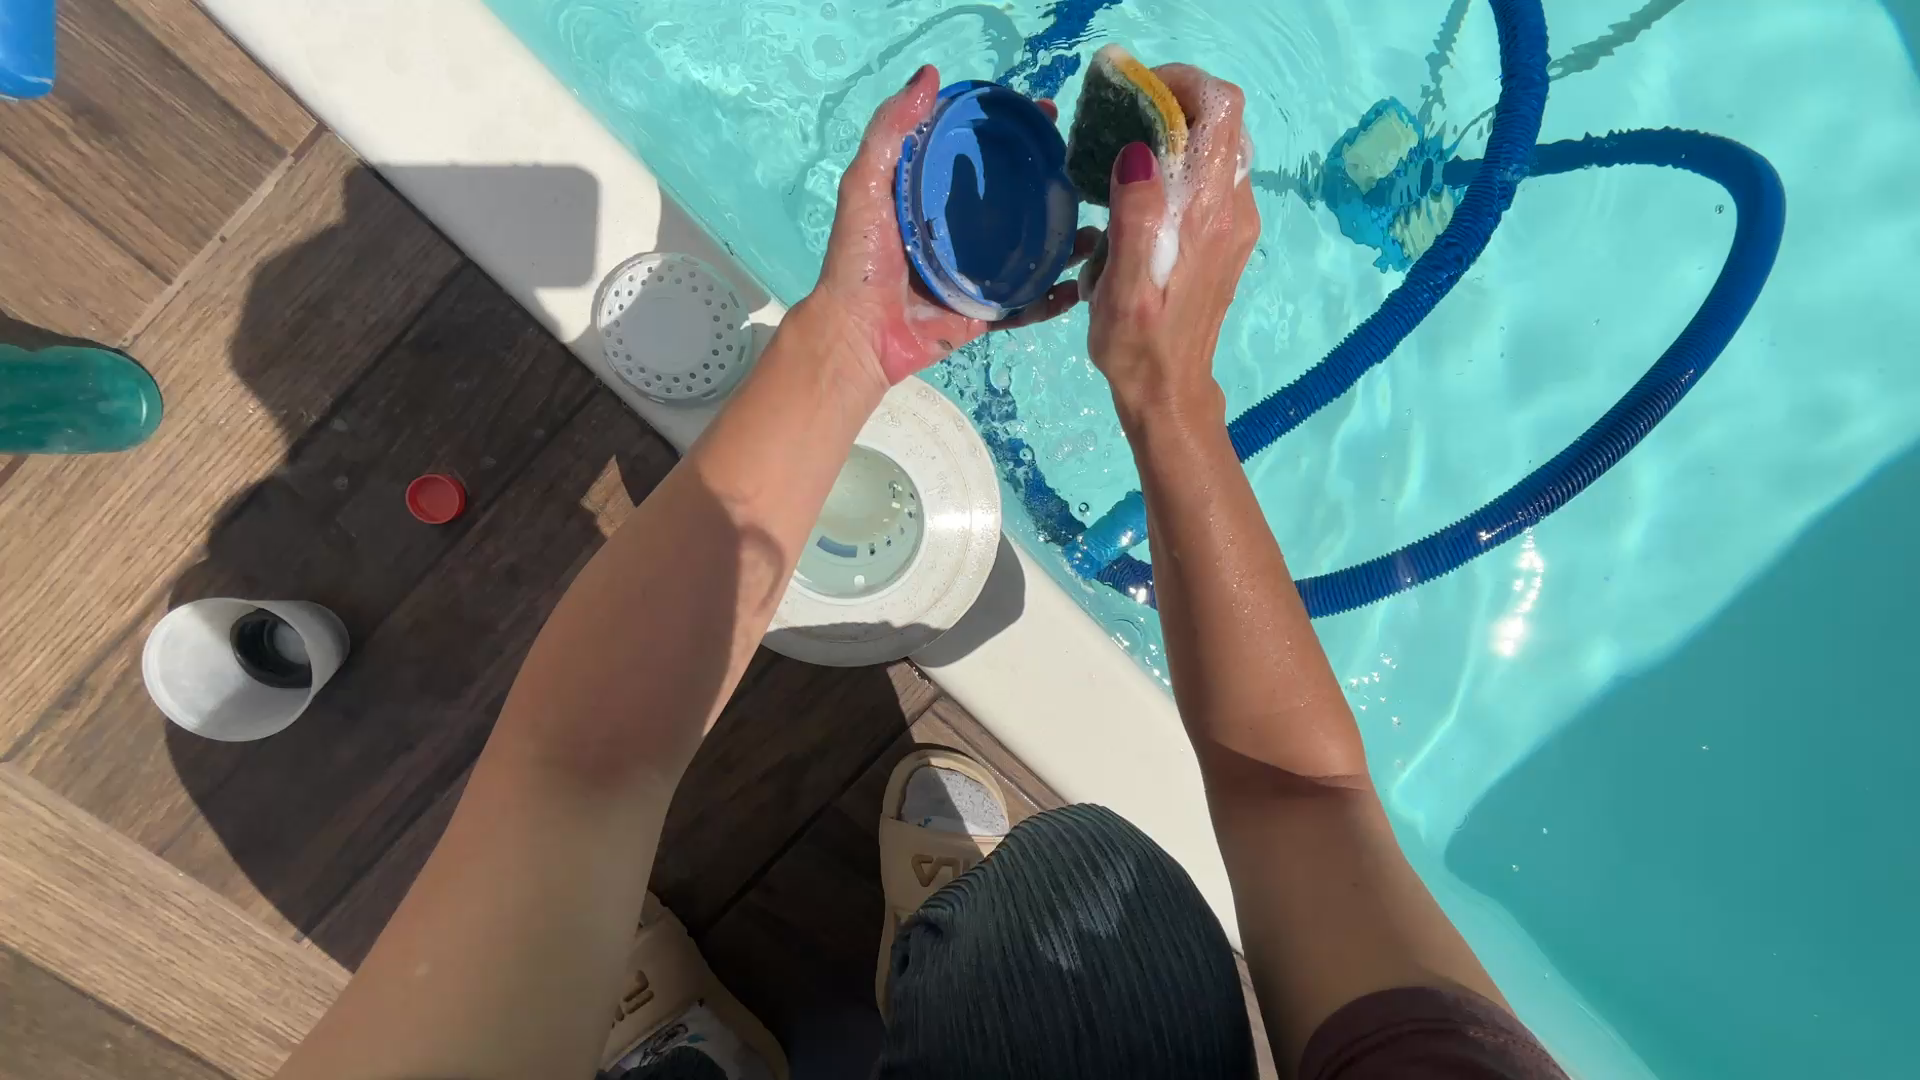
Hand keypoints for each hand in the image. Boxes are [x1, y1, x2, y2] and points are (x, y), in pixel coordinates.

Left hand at [799, 65, 1090, 386]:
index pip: (980, 159)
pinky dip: (1053, 299)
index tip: (1047, 117)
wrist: (859, 335)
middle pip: (1012, 203)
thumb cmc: (858, 260)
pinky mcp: (981, 315)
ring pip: (1028, 255)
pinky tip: (1081, 285)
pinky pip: (1024, 306)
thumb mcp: (865, 185)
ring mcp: (973, 277)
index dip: (1012, 135)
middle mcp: (957, 236)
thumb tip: (930, 75)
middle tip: (1081, 171)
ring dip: (1063, 243)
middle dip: (1050, 186)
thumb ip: (891, 131)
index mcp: (932, 202)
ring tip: (1095, 231)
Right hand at [1085, 64, 1259, 425]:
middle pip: (1220, 123)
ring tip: (1122, 163)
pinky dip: (1178, 170)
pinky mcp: (1226, 240)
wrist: (1168, 392)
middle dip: (1172, 108)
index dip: (1183, 83)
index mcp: (1211, 216)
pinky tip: (1140, 201)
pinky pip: (1210, 181)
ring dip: (1172, 140)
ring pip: (1215, 151)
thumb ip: (1135, 218)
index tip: (1136, 95)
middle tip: (1119, 126)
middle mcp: (1234, 211)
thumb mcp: (1125, 290)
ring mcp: (1235, 225)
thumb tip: (1137, 153)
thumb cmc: (1138, 348)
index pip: (1221, 110)